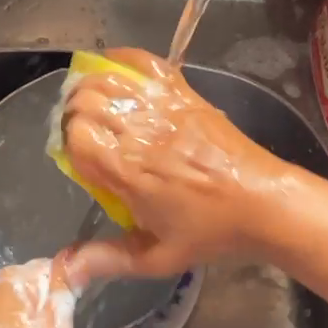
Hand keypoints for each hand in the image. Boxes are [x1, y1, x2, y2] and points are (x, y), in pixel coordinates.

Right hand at [61, 48, 296, 275]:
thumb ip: (107, 260)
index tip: (79, 157)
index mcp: (130, 173)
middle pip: (85, 101)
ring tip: (93, 100)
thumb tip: (64, 268)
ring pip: (108, 78)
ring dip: (91, 85)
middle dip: (73, 112)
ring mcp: (163, 108)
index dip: (69, 143)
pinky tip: (114, 68)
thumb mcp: (158, 257)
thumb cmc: (211, 231)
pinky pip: (145, 63)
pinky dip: (123, 58)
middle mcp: (141, 132)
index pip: (77, 138)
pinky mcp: (183, 93)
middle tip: (83, 129)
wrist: (263, 203)